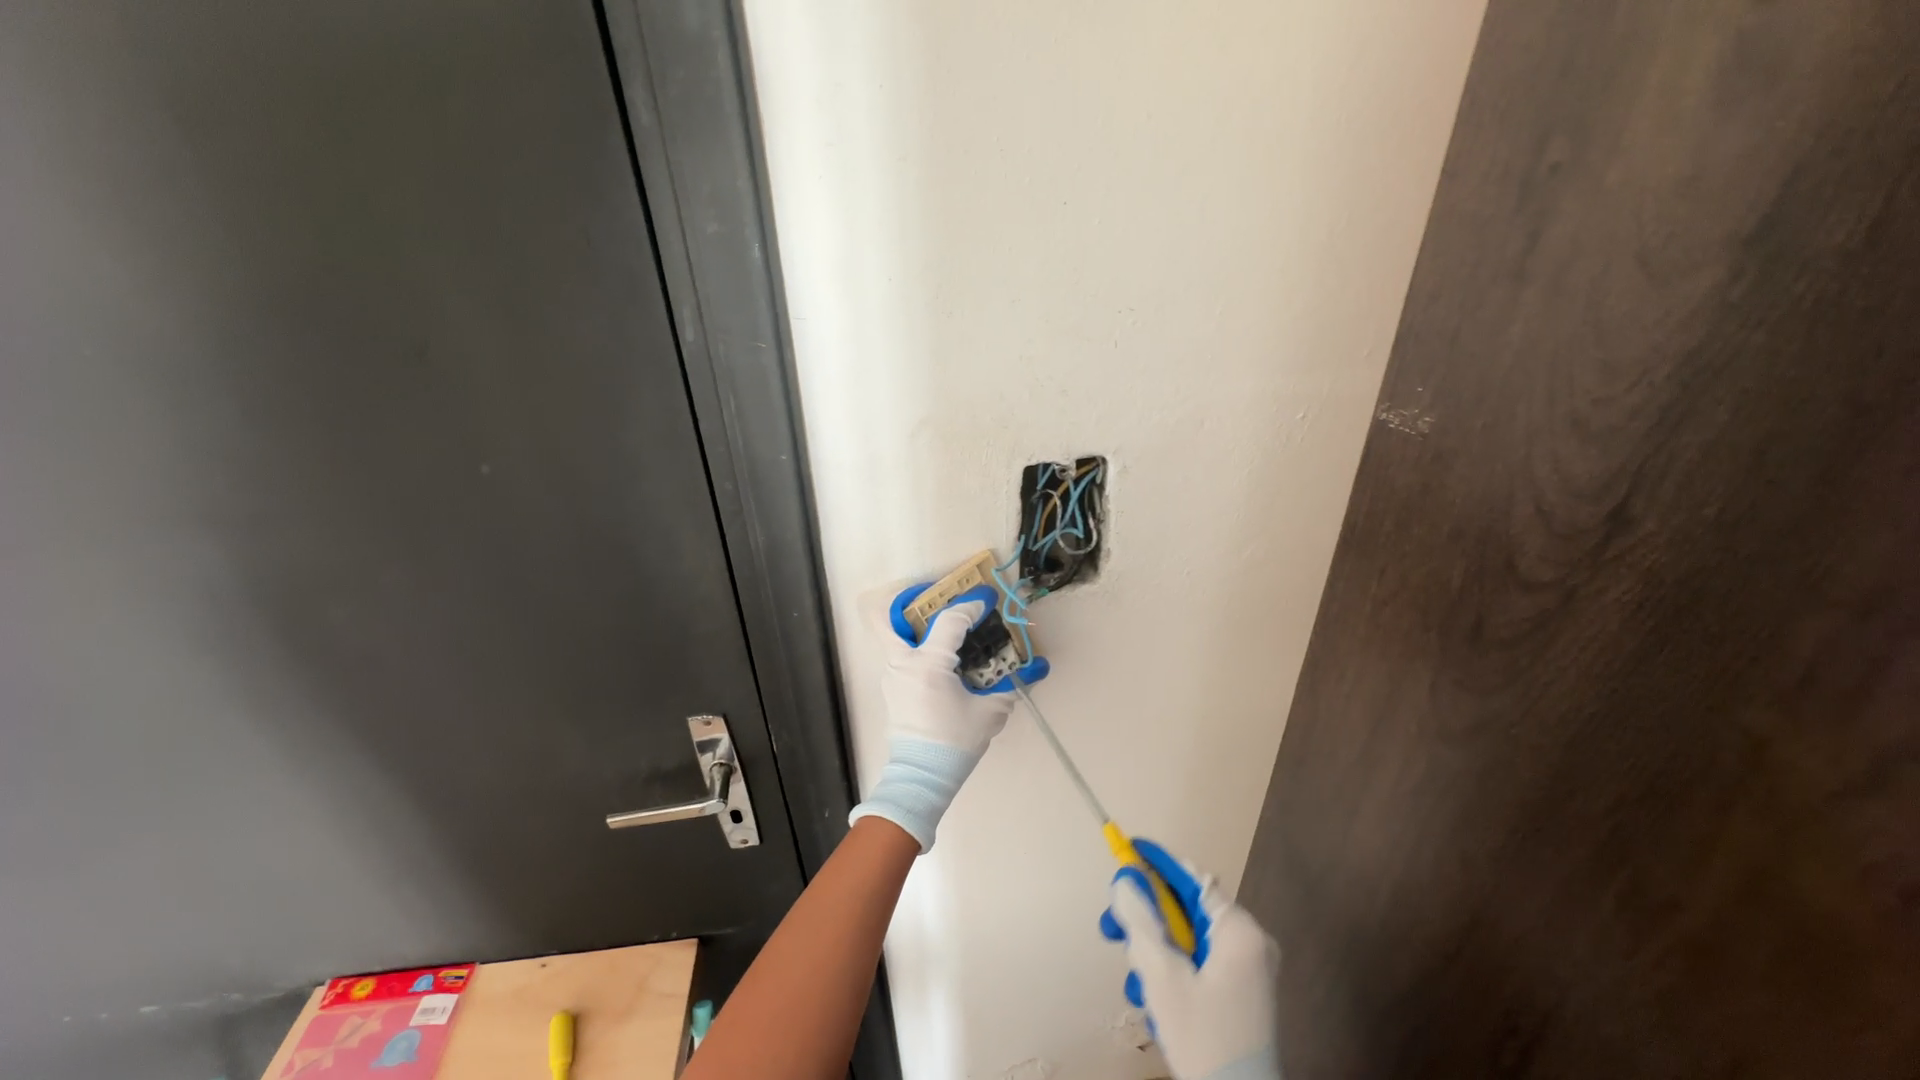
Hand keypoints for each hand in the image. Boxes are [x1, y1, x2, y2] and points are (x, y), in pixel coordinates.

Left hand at [848, 584, 1045, 850]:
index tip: (984, 601)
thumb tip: (1029, 674)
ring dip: (910, 628)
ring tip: (939, 630)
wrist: (922, 776)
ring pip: (890, 639)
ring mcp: (892, 677)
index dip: (969, 606)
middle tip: (930, 598)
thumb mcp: (989, 714)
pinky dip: (914, 650)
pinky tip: (938, 660)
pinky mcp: (891, 691)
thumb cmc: (955, 742)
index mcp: (928, 665)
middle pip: (885, 618)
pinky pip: (898, 659)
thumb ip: (1007, 690)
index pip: (949, 621)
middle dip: (905, 601)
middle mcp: (903, 664)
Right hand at [1100, 840, 1280, 1079]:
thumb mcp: (1162, 975)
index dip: (1156, 867)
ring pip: (1187, 943)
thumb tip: (1125, 881)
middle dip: (1146, 922)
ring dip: (1155, 955)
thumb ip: (1141, 922)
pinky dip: (1173, 976)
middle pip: (1186, 912)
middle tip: (1111, 931)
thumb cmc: (1202, 1035)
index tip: (1125, 854)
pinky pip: (1199, 967)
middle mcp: (1250, 944)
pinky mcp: (1240, 997)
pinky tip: (1153, 1002)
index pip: (1192, 880)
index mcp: (1239, 932)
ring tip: (1136, 983)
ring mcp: (1248, 973)